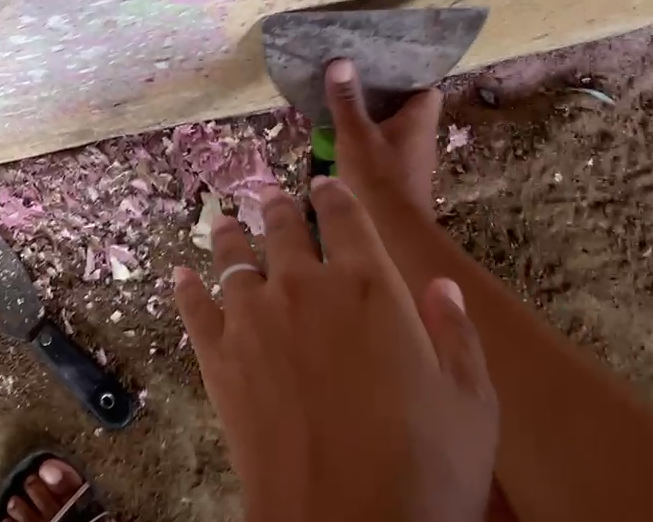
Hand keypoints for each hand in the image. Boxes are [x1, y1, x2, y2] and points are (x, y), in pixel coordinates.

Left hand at [174, 178, 498, 521]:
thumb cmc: (425, 469)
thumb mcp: (472, 403)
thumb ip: (456, 334)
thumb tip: (439, 285)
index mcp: (368, 285)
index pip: (345, 218)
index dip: (333, 195)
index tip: (323, 183)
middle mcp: (304, 286)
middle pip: (284, 227)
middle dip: (279, 207)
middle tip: (272, 197)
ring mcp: (253, 316)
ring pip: (234, 256)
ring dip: (232, 234)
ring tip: (227, 221)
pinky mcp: (217, 352)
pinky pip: (194, 305)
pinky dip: (187, 286)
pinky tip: (181, 273)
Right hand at [326, 58, 443, 216]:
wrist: (391, 230)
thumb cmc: (376, 175)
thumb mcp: (354, 133)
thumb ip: (346, 99)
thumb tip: (341, 61)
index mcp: (419, 120)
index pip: (425, 89)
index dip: (407, 78)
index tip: (380, 70)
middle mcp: (422, 137)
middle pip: (408, 108)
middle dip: (383, 97)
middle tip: (354, 84)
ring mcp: (413, 158)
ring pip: (396, 128)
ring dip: (375, 119)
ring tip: (345, 107)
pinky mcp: (401, 175)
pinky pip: (388, 147)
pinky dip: (371, 140)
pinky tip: (347, 140)